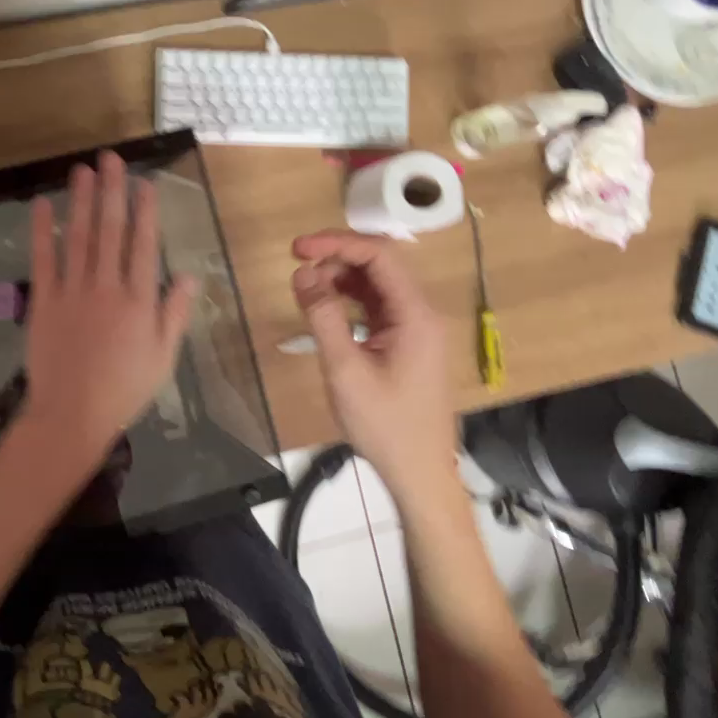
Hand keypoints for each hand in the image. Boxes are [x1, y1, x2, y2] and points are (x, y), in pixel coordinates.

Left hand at [20, 153, 199, 467]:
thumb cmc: (124, 389)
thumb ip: (175, 314)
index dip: (144, 211)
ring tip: (82, 170)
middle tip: (111, 158)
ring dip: (80, 201)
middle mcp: (107, 286)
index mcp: (139, 300)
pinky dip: (41, 231)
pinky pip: (43, 259)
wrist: (73, 414)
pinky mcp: (44, 301)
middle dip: (111, 191)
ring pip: (78, 237)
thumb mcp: (163, 357)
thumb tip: (190, 274)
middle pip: (110, 230)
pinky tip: (41, 205)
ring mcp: (73, 291)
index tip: (144, 183)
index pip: (144, 245)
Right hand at [290, 230, 456, 481]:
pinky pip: (377, 307)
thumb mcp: (346, 370)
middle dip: (336, 258)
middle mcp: (420, 313)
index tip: (297, 249)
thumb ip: (323, 316)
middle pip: (380, 265)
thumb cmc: (385, 425)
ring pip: (377, 285)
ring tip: (305, 289)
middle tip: (297, 269)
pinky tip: (325, 309)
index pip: (379, 255)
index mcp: (415, 315)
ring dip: (341, 278)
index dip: (337, 243)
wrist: (420, 473)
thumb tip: (303, 272)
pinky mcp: (406, 343)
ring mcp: (415, 328)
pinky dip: (349, 300)